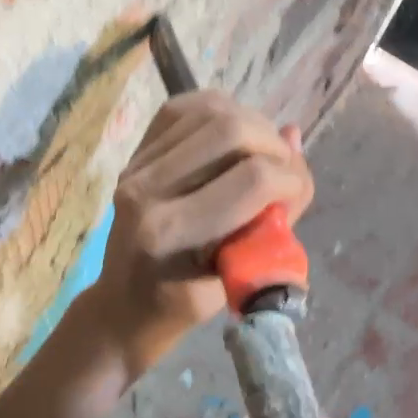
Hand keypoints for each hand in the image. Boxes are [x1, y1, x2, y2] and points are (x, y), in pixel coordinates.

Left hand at [83, 91, 312, 376]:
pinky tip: (236, 135)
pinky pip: (184, 108)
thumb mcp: (233, 284)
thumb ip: (270, 220)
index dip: (292, 181)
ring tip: (263, 154)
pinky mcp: (135, 153)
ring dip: (251, 123)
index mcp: (169, 230)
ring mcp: (136, 166)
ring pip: (209, 109)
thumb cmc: (177, 310)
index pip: (252, 179)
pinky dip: (220, 111)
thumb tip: (293, 138)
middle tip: (284, 171)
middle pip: (231, 129)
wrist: (120, 307)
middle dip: (274, 145)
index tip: (298, 196)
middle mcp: (146, 188)